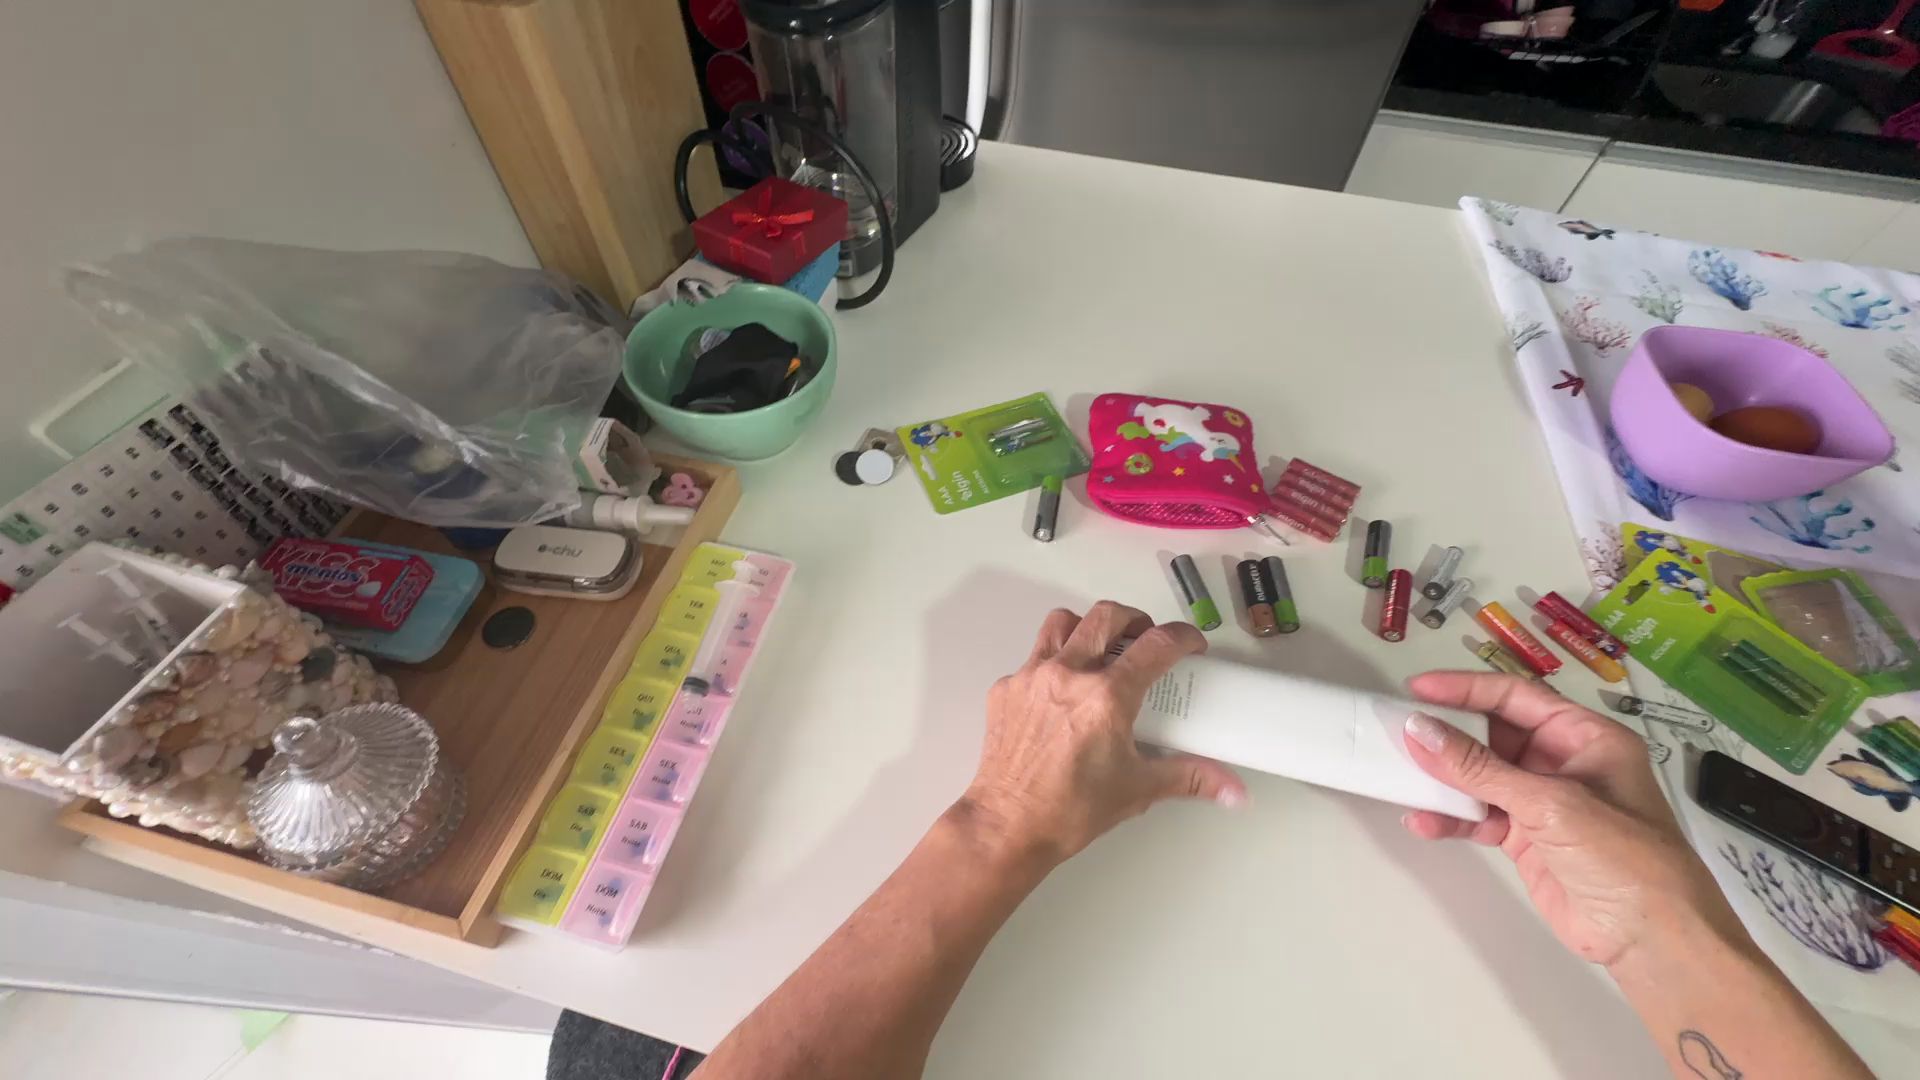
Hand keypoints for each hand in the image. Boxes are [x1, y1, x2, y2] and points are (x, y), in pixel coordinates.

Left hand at [956, 602, 1247, 865]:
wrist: (1008, 825)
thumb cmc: (1073, 809)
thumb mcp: (1138, 789)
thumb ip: (1191, 778)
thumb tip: (1235, 791)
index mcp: (1107, 696)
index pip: (1156, 646)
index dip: (1183, 638)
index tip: (1192, 645)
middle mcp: (1068, 674)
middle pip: (1106, 616)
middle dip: (1134, 619)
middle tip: (1146, 638)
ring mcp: (1031, 676)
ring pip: (1061, 623)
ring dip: (1087, 627)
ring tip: (1100, 649)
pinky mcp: (1006, 688)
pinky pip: (1033, 659)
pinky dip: (1053, 663)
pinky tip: (1061, 693)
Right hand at [1400, 672, 1746, 970]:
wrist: (1656, 946)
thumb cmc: (1624, 859)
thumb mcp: (1549, 804)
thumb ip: (1477, 767)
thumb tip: (1417, 729)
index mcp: (1584, 738)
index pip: (1515, 697)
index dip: (1465, 688)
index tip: (1416, 688)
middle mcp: (1560, 762)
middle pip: (1489, 733)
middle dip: (1445, 733)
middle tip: (1399, 728)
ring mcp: (1541, 801)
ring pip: (1476, 774)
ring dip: (1440, 777)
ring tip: (1401, 775)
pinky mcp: (1524, 836)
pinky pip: (1475, 814)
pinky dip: (1448, 816)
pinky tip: (1423, 822)